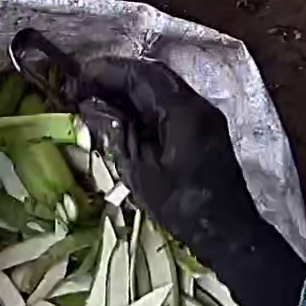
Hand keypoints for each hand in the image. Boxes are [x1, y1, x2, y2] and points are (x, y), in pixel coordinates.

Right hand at [73, 54, 305, 305]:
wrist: (227, 234)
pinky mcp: (200, 127)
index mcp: (181, 110)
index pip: (138, 75)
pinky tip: (121, 112)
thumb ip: (114, 129)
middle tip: (84, 83)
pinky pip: (167, 101)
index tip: (78, 76)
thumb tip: (88, 103)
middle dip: (115, 75)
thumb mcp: (138, 168)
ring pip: (160, 85)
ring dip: (127, 86)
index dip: (105, 71)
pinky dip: (141, 100)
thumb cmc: (180, 204)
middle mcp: (195, 104)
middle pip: (150, 74)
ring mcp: (201, 115)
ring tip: (97, 95)